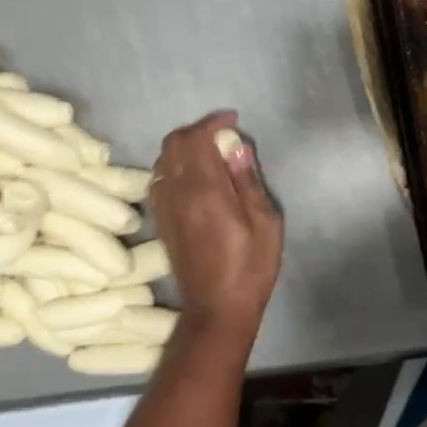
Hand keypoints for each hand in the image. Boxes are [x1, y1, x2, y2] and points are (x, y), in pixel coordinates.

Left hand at [148, 110, 282, 345]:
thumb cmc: (251, 268)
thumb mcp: (266, 224)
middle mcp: (176, 192)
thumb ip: (248, 182)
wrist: (217, 306)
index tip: (233, 120)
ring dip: (184, 147)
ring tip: (211, 154)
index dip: (213, 123)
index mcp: (204, 191)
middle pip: (173, 143)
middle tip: (224, 136)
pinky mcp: (161, 219)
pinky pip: (160, 178)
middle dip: (197, 131)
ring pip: (163, 159)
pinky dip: (176, 166)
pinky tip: (196, 178)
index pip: (197, 139)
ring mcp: (163, 206)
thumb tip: (237, 149)